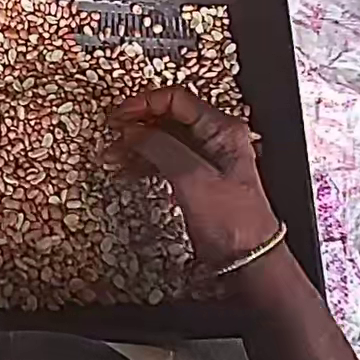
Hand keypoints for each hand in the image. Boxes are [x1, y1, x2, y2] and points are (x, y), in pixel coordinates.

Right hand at [105, 86, 279, 267]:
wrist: (248, 261)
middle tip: (112, 132)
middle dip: (137, 123)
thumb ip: (161, 148)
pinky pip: (163, 159)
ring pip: (162, 138)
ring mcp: (204, 158)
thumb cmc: (232, 221)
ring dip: (136, 144)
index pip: (177, 99)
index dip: (145, 103)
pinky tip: (126, 168)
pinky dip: (143, 161)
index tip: (120, 115)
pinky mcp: (194, 179)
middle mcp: (214, 138)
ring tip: (113, 154)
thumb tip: (133, 130)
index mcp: (221, 129)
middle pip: (167, 116)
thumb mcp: (193, 179)